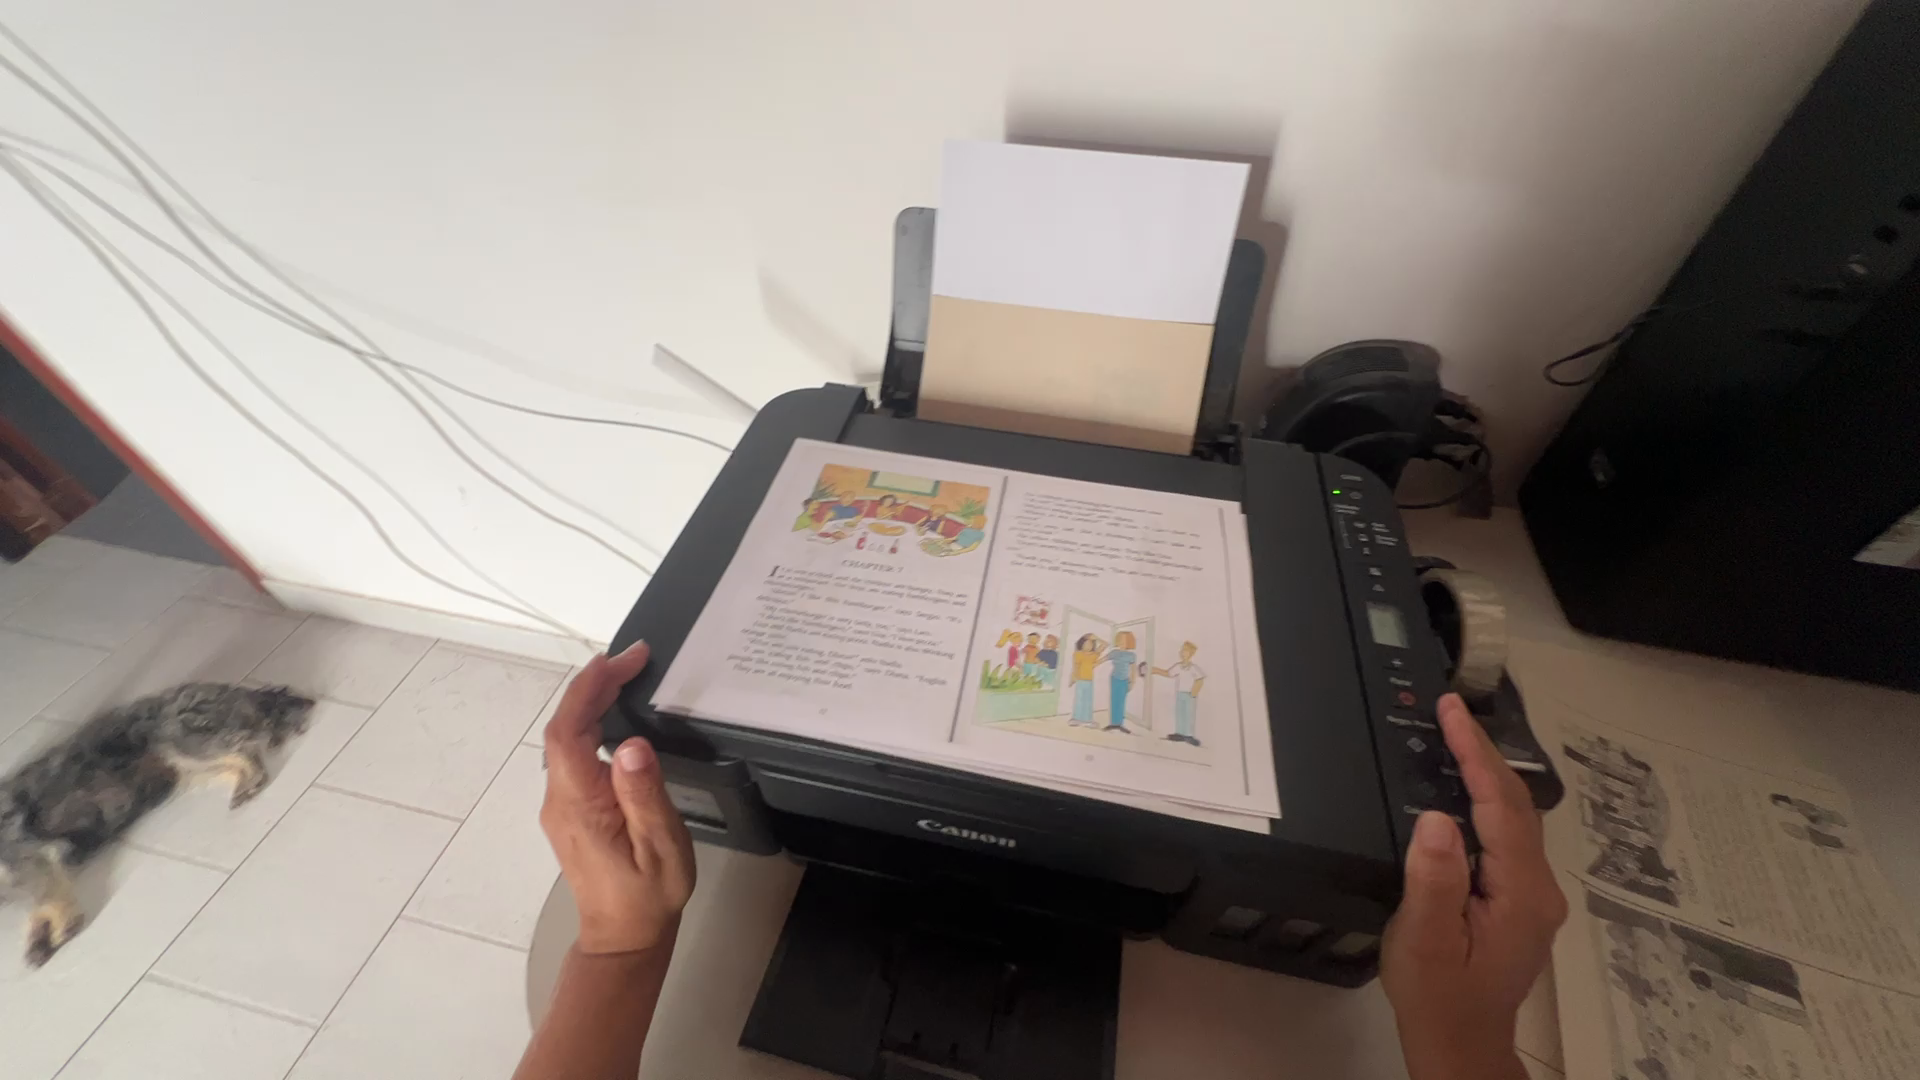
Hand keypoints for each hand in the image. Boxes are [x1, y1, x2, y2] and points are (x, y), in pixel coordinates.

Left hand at [540, 642, 695, 955]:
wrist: (624, 937)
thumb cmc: (648, 892)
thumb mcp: (659, 844)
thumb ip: (643, 794)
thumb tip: (630, 745)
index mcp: (579, 802)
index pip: (568, 731)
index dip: (589, 688)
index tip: (624, 660)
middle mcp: (561, 797)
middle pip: (564, 727)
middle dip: (594, 684)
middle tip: (637, 656)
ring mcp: (563, 802)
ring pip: (567, 737)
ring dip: (593, 698)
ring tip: (630, 673)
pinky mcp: (573, 806)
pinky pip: (575, 750)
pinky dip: (594, 719)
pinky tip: (618, 711)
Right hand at [1382, 693, 1566, 1079]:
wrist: (1460, 1039)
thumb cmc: (1436, 990)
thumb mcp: (1426, 937)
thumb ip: (1434, 879)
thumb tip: (1437, 818)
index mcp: (1518, 891)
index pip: (1500, 805)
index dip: (1476, 753)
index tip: (1452, 712)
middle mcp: (1536, 886)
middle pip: (1515, 804)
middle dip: (1483, 751)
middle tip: (1449, 708)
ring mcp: (1531, 893)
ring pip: (1514, 815)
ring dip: (1485, 769)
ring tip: (1453, 732)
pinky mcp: (1517, 897)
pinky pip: (1505, 831)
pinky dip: (1485, 795)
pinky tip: (1463, 784)